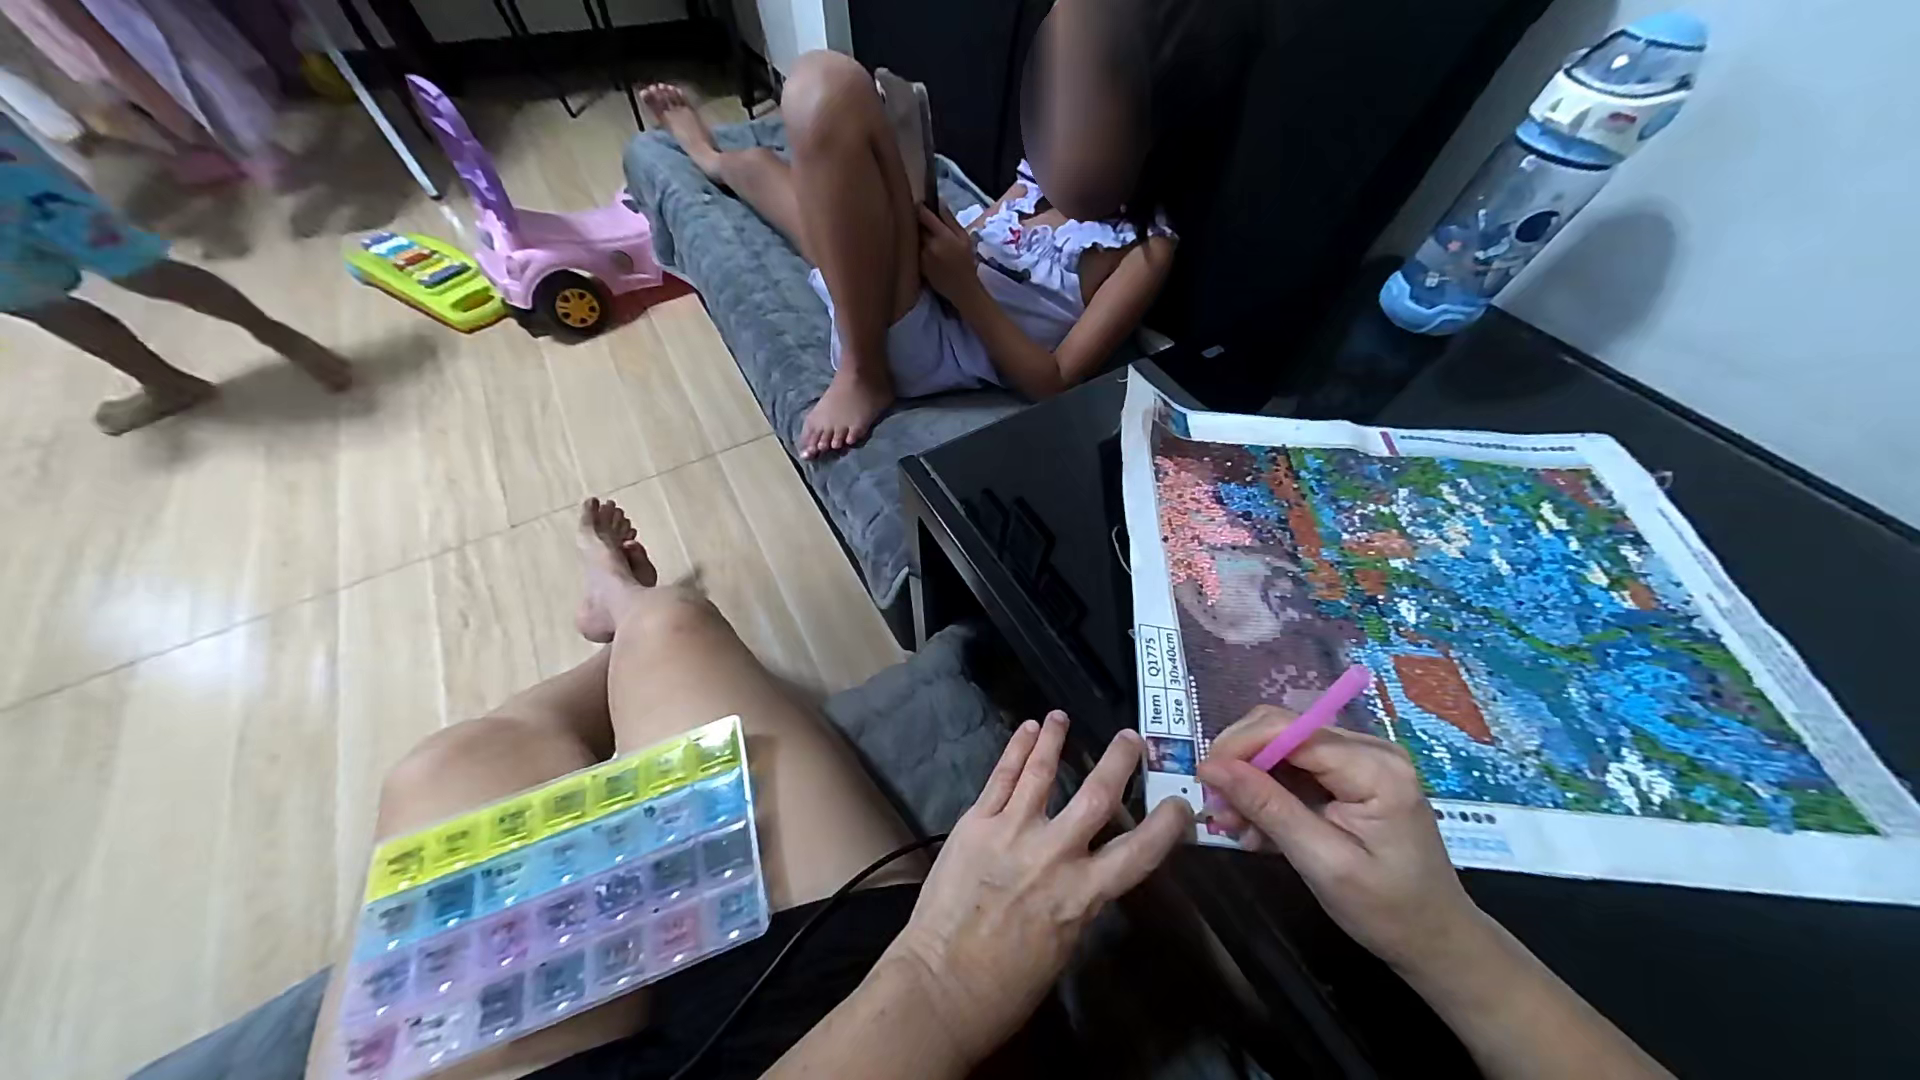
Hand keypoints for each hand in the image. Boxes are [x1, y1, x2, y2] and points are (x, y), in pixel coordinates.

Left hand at [882, 712, 1191, 1065]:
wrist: (940, 986)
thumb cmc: (1007, 984)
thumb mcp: (1064, 944)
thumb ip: (1079, 898)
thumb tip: (1086, 870)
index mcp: (1083, 895)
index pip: (1140, 852)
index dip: (1166, 825)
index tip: (1180, 803)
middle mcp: (1054, 854)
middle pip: (1096, 795)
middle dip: (1118, 761)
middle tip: (1130, 737)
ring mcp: (1012, 831)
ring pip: (1042, 771)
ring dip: (1055, 738)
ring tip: (1061, 715)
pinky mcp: (977, 822)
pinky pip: (1001, 777)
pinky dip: (1017, 749)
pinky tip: (1027, 730)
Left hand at [917, 201, 979, 301]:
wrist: (962, 289)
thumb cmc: (967, 262)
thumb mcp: (964, 238)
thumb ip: (951, 220)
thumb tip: (940, 200)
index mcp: (943, 236)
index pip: (923, 214)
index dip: (920, 207)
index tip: (921, 205)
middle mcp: (929, 245)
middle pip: (916, 225)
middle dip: (918, 221)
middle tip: (923, 221)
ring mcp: (922, 257)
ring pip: (914, 238)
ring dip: (917, 235)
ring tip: (924, 236)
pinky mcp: (918, 266)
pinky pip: (914, 251)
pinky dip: (917, 247)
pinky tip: (925, 250)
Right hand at [1196, 707, 1484, 975]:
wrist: (1438, 941)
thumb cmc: (1388, 911)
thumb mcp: (1322, 861)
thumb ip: (1267, 807)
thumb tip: (1209, 767)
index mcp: (1374, 767)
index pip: (1287, 729)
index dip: (1238, 746)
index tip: (1205, 782)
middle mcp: (1368, 747)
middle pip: (1278, 728)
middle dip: (1239, 763)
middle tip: (1216, 808)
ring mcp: (1359, 756)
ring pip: (1277, 744)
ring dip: (1247, 780)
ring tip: (1233, 824)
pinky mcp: (1348, 771)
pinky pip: (1290, 763)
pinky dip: (1265, 789)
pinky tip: (1255, 824)